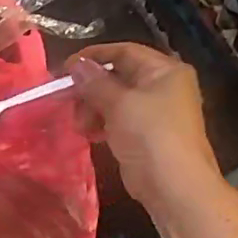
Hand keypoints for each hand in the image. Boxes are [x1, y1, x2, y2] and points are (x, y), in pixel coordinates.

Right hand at [65, 42, 220, 209]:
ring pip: (113, 100)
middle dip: (90, 89)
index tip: (64, 68)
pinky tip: (89, 134)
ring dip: (92, 109)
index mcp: (164, 71)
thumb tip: (75, 64)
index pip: (124, 51)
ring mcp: (153, 112)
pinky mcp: (144, 135)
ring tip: (80, 126)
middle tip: (68, 103)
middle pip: (117, 77)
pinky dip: (101, 124)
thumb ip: (95, 82)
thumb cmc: (150, 135)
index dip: (93, 57)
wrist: (173, 185)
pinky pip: (116, 120)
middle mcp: (161, 87)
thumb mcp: (119, 104)